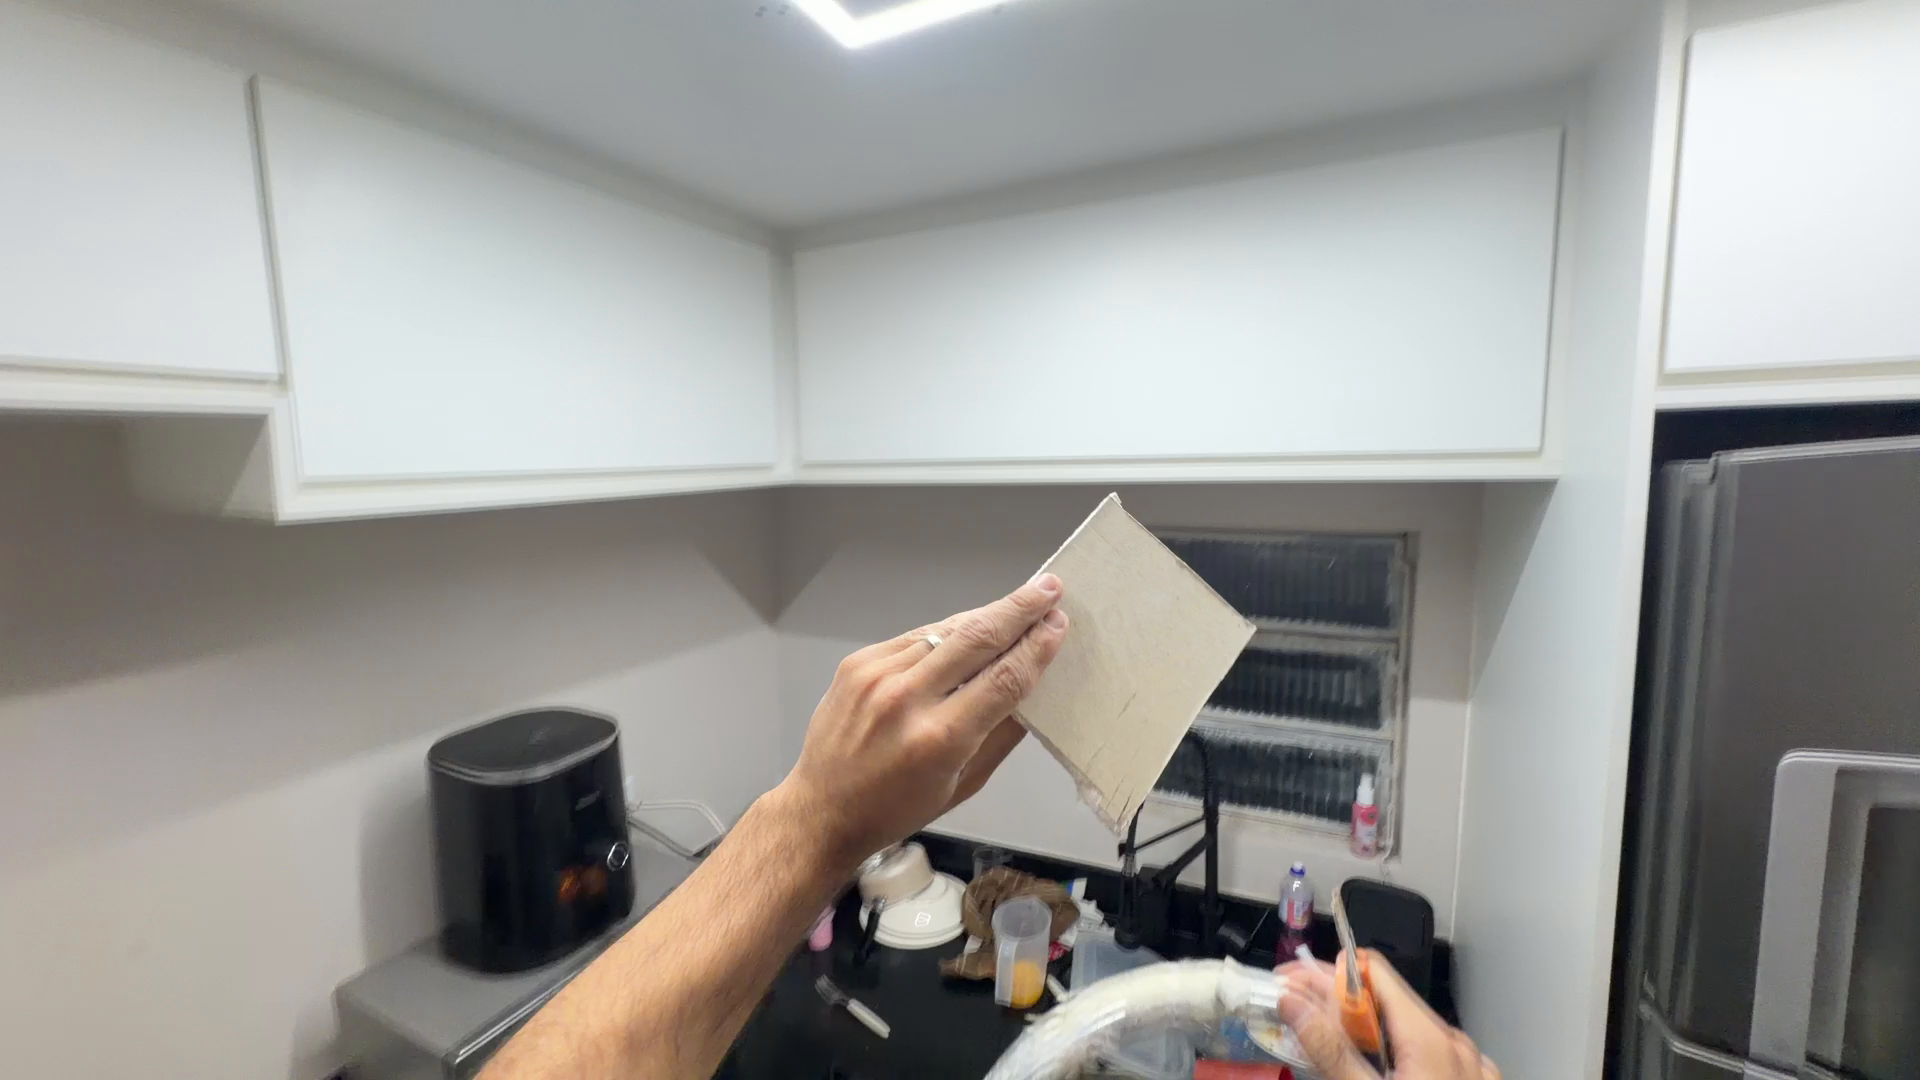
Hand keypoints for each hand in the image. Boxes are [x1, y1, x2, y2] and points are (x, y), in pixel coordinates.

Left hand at [778, 574, 1069, 867]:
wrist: (822, 807)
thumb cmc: (896, 806)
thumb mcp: (963, 783)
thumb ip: (1001, 732)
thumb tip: (1033, 685)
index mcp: (940, 739)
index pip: (1003, 678)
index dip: (1036, 647)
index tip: (1058, 624)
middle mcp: (907, 699)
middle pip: (978, 638)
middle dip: (1019, 609)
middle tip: (1049, 587)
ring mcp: (877, 675)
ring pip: (946, 631)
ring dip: (986, 616)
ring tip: (1017, 604)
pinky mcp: (859, 662)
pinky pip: (916, 637)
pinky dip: (946, 633)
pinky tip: (967, 630)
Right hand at [1277, 952, 1499, 1079]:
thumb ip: (1329, 1050)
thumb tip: (1289, 999)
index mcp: (1431, 1037)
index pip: (1371, 970)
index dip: (1326, 972)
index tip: (1290, 986)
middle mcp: (1456, 1043)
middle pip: (1386, 996)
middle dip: (1337, 999)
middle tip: (1296, 1013)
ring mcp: (1474, 1069)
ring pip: (1406, 1025)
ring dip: (1364, 1028)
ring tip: (1329, 1045)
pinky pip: (1429, 1053)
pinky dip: (1395, 1052)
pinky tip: (1376, 1074)